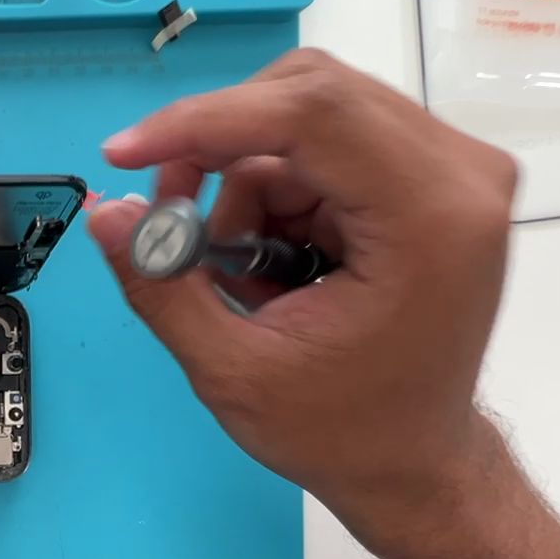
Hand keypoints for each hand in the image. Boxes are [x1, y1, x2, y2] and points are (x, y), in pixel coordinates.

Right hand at [87, 50, 518, 547]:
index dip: (202, 122)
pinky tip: (261, 266)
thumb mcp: (227, 368)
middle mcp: (454, 171)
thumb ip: (162, 288)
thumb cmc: (330, 428)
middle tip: (163, 217)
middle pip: (309, 97)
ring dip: (238, 193)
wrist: (407, 461)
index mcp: (426, 216)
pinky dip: (264, 203)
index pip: (309, 113)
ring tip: (229, 275)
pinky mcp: (422, 185)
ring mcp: (445, 173)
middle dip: (214, 151)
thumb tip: (105, 215)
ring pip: (304, 128)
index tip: (122, 156)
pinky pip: (316, 156)